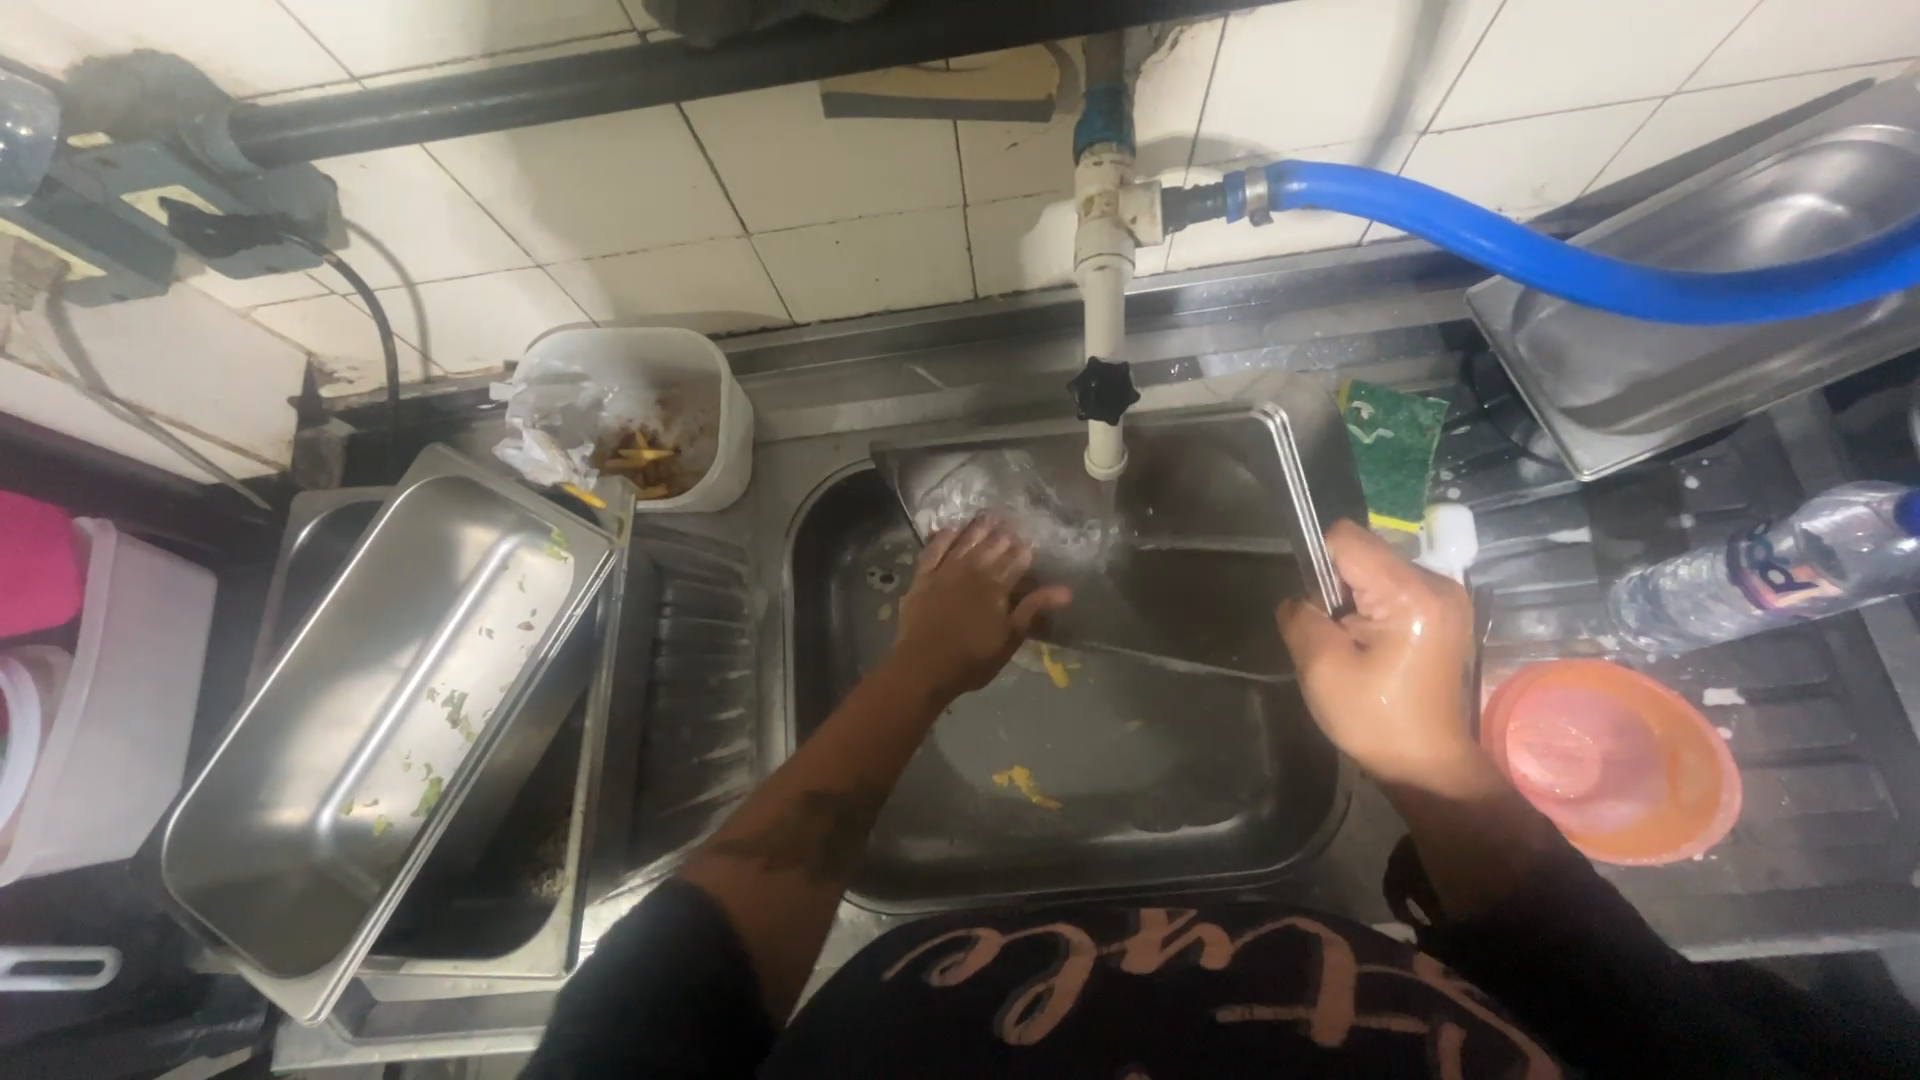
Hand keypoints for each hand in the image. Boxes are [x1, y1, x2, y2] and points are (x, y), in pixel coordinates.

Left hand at [890, 516, 1072, 701]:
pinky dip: (944, 538)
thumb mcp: (1010, 638)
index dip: (1024, 550)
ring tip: (988, 516)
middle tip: (1011, 523)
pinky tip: (951, 528)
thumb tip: (1066, 590)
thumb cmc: (972, 659)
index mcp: (996, 586)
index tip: (1030, 540)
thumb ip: (1034, 608)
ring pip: (964, 543)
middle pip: (991, 548)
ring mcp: (944, 572)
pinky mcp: (922, 577)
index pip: (1015, 561)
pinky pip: (934, 550)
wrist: (923, 666)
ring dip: (977, 529)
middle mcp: (972, 571)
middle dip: (1003, 536)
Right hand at [1277, 519, 1479, 786]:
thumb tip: (1301, 598)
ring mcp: (1446, 597)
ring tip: (1353, 646)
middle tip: (1335, 638)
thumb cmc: (1373, 718)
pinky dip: (1371, 608)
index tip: (1315, 608)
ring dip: (1352, 600)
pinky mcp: (1443, 612)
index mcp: (1410, 595)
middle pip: (1362, 553)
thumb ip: (1300, 615)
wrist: (1424, 763)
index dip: (1317, 563)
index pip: (1347, 539)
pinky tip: (1372, 646)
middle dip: (1335, 587)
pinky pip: (1391, 588)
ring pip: (1374, 570)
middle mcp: (1437, 583)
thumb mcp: (1320, 666)